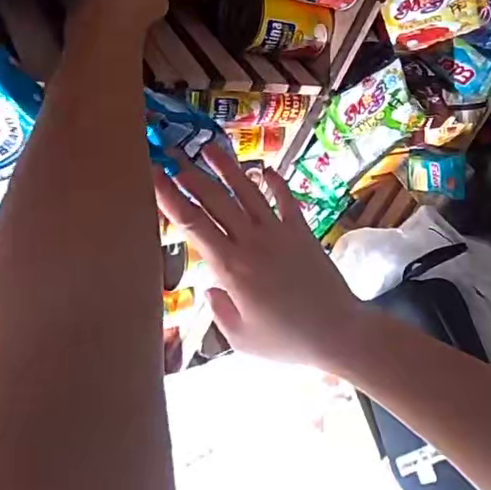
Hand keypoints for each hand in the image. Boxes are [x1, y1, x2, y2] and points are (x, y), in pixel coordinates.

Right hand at [151, 143, 371, 369]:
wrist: (337, 330)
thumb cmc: (286, 341)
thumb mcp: (241, 337)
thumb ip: (219, 310)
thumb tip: (209, 288)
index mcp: (231, 267)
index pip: (192, 224)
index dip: (169, 197)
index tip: (153, 176)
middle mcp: (252, 241)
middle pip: (216, 200)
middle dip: (191, 175)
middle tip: (171, 154)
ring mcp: (280, 232)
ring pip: (248, 193)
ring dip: (228, 169)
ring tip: (210, 148)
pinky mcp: (303, 231)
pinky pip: (286, 200)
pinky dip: (276, 183)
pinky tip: (266, 169)